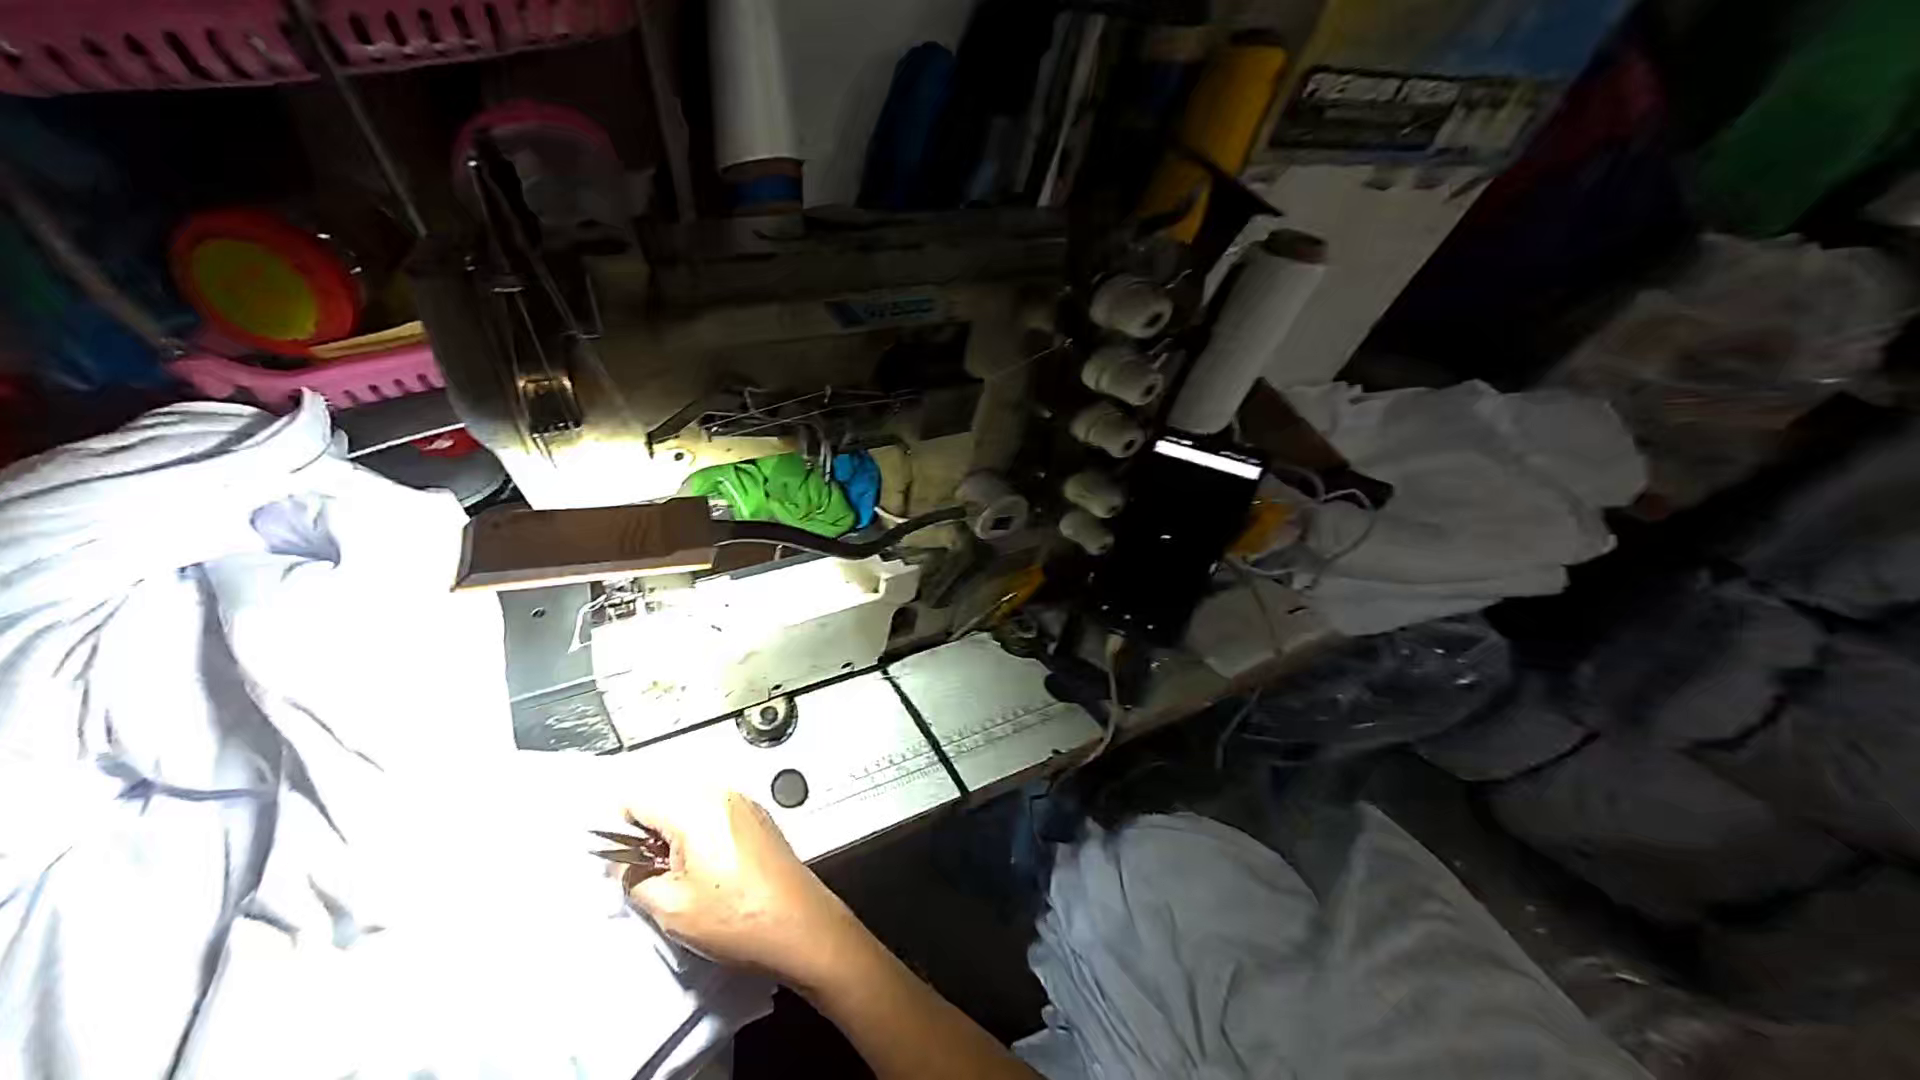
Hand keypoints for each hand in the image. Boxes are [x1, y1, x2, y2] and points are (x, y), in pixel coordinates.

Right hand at [621, 789, 858, 991]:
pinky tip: (705, 871)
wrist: (800, 925)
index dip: (618, 830)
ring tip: (678, 876)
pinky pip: (713, 813)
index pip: (636, 798)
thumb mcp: (670, 907)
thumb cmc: (740, 917)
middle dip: (647, 831)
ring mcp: (742, 803)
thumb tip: (621, 865)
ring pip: (688, 805)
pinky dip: (699, 834)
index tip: (616, 860)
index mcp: (695, 807)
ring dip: (673, 833)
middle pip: (663, 797)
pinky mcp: (756, 817)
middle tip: (645, 873)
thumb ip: (632, 878)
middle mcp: (721, 794)